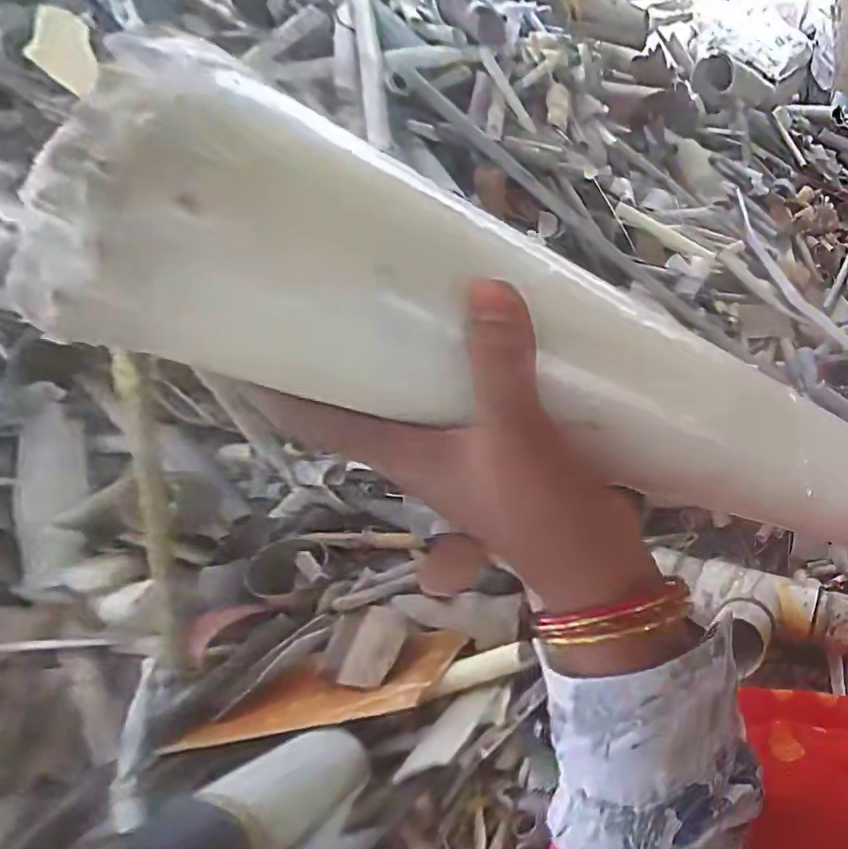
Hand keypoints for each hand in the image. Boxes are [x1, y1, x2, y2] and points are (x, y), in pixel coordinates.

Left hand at [247, 280, 661, 615]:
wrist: (595, 561)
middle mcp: (428, 454)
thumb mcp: (515, 435)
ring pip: (436, 399)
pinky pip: (490, 403)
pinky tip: (509, 345)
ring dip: (432, 359)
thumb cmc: (538, 510)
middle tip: (362, 290)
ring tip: (435, 303)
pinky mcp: (516, 453)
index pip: (313, 419)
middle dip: (365, 351)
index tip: (251, 327)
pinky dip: (489, 373)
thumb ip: (502, 365)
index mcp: (404, 455)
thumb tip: (485, 286)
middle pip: (376, 400)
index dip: (273, 381)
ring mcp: (474, 455)